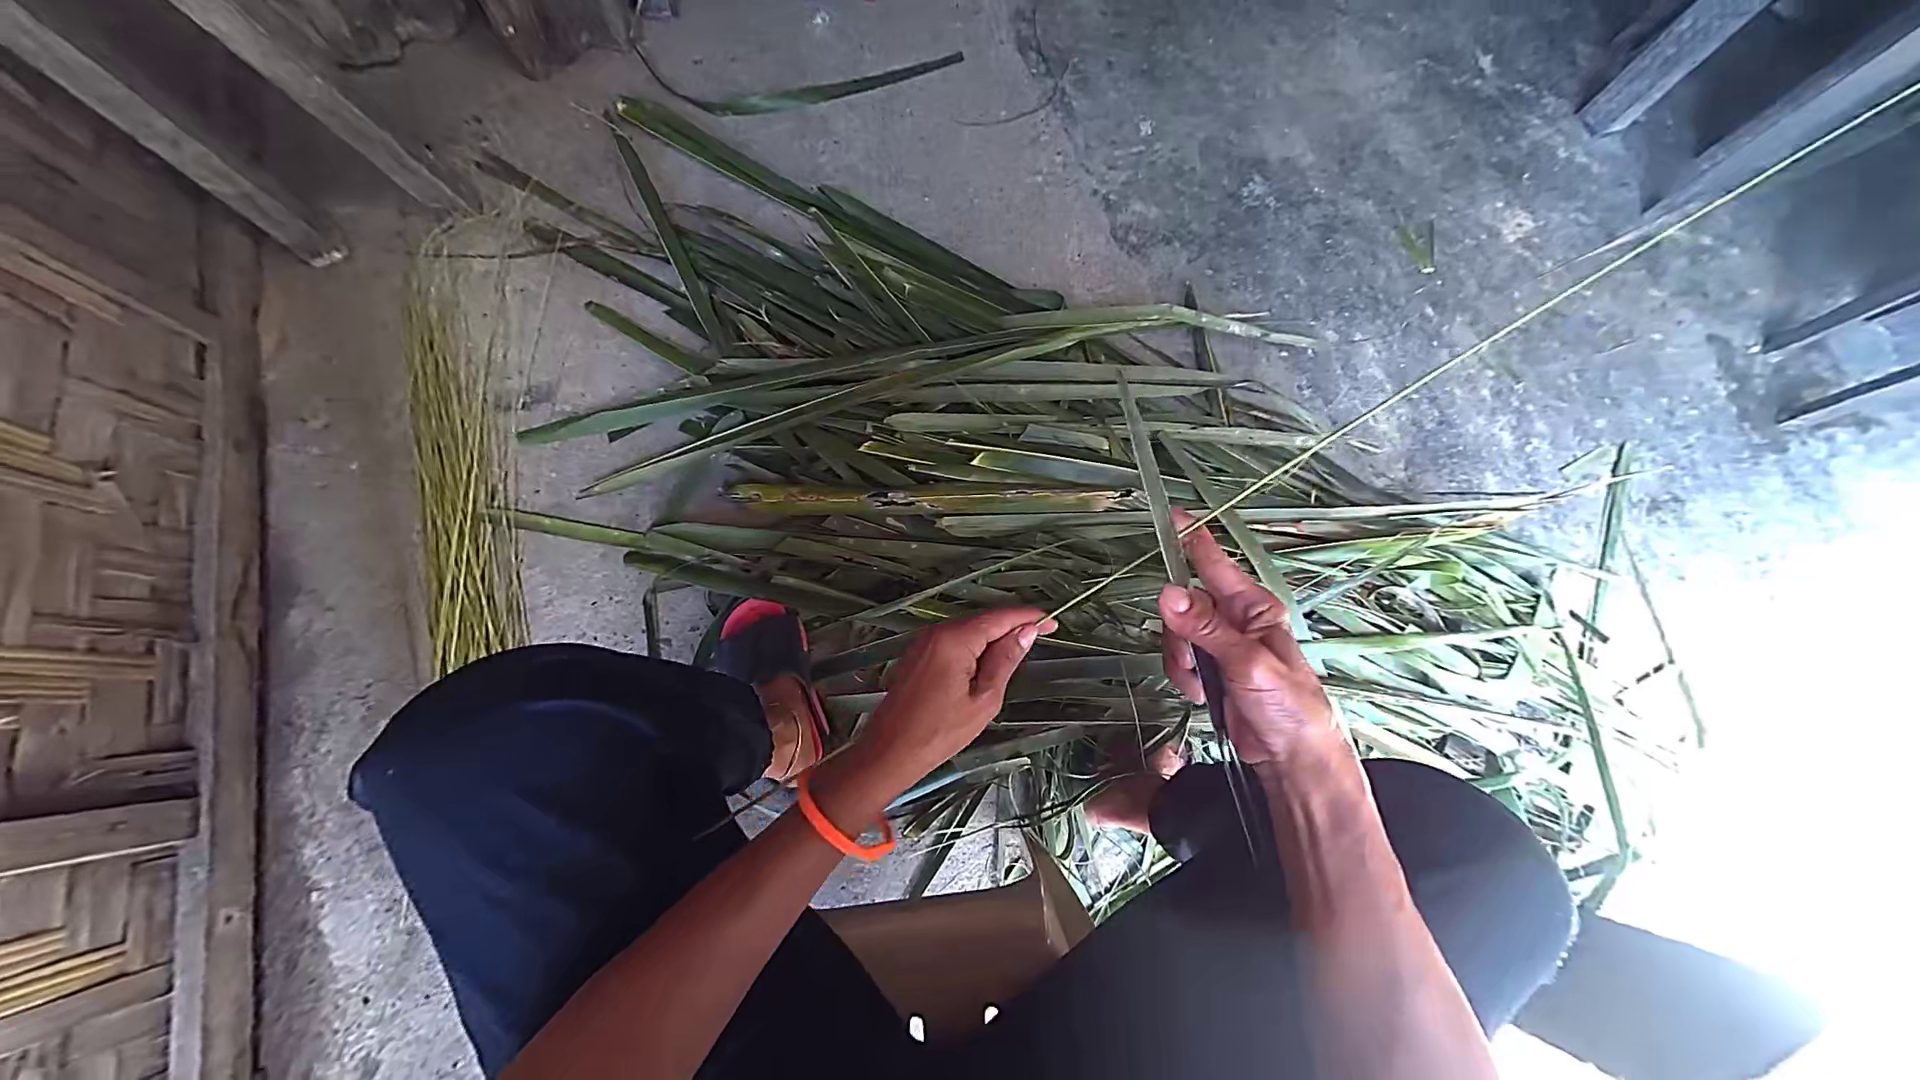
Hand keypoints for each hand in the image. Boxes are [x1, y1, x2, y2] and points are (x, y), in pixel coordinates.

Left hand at [854, 607, 1054, 783]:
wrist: (890, 750)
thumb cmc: (939, 732)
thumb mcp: (984, 700)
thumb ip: (1005, 661)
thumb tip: (1026, 633)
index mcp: (954, 640)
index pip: (999, 617)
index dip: (1028, 618)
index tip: (1052, 621)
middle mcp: (936, 632)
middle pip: (983, 619)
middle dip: (1012, 625)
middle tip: (1041, 636)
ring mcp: (924, 641)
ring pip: (968, 628)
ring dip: (994, 636)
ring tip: (1018, 651)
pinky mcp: (917, 653)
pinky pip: (953, 639)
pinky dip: (974, 645)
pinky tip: (987, 660)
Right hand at [1158, 510, 1342, 767]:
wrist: (1291, 757)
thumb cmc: (1287, 705)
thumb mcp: (1246, 662)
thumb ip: (1205, 627)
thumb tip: (1168, 593)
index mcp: (1253, 607)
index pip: (1215, 564)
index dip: (1193, 540)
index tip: (1172, 516)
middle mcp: (1234, 620)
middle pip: (1184, 604)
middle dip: (1179, 632)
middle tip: (1191, 657)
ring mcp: (1220, 644)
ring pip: (1176, 633)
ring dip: (1180, 658)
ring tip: (1202, 683)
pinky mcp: (1209, 668)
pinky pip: (1178, 658)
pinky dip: (1182, 676)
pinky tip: (1203, 693)